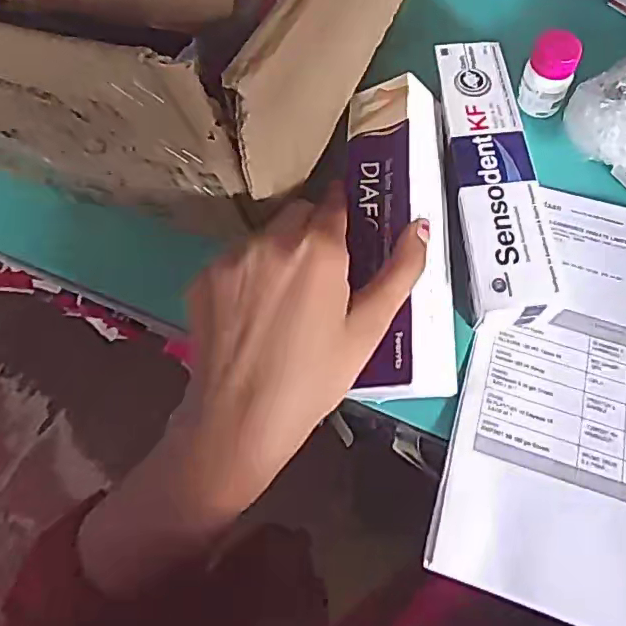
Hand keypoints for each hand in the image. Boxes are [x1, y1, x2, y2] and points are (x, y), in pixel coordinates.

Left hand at [79, 188, 428, 595]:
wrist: (236, 425)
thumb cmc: (315, 378)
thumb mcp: (369, 328)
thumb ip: (401, 270)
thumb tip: (421, 225)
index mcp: (319, 248)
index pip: (335, 200)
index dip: (346, 210)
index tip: (351, 227)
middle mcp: (273, 239)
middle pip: (299, 211)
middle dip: (314, 229)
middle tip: (324, 272)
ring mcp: (233, 256)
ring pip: (267, 232)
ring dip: (281, 248)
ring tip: (288, 297)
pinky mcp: (203, 276)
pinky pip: (237, 257)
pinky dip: (250, 270)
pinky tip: (254, 310)